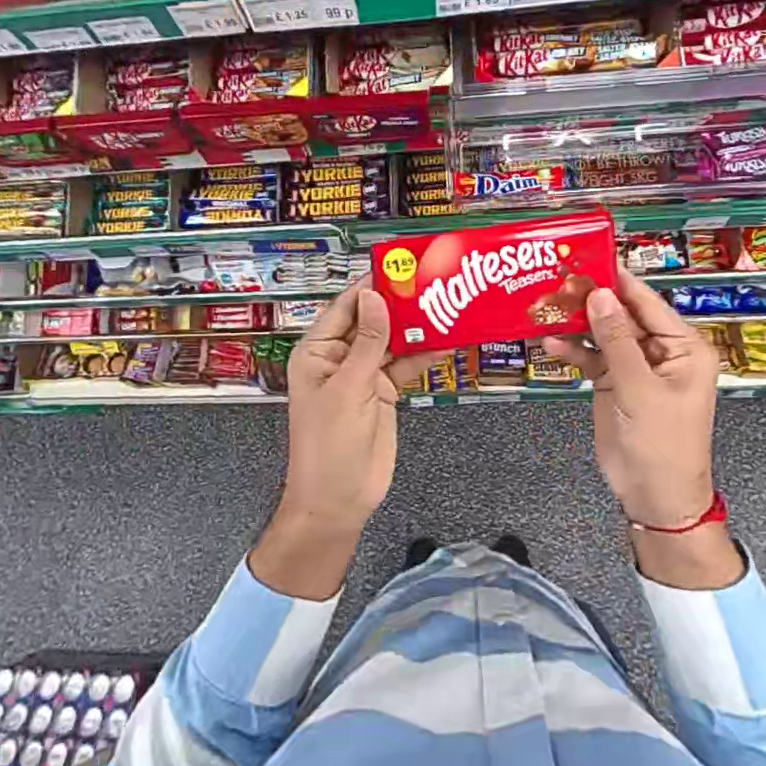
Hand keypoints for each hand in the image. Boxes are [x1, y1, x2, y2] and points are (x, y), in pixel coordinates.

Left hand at [251, 281, 443, 598]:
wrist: (339, 500)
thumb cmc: (330, 444)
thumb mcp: (349, 389)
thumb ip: (367, 342)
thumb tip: (374, 295)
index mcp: (318, 351)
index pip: (345, 307)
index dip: (371, 285)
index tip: (401, 265)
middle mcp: (339, 357)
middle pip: (371, 320)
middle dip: (399, 303)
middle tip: (434, 281)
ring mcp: (362, 374)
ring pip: (391, 341)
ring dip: (415, 327)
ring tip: (448, 304)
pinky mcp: (382, 391)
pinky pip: (404, 365)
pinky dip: (423, 354)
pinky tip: (448, 340)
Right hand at [541, 265, 720, 528]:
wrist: (654, 495)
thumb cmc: (665, 448)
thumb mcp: (640, 389)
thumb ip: (617, 341)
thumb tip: (601, 296)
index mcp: (684, 348)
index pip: (648, 303)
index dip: (619, 282)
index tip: (592, 260)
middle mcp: (660, 351)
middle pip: (622, 315)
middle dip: (592, 301)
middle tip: (560, 281)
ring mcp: (635, 366)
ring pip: (603, 333)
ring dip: (578, 323)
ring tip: (549, 307)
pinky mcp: (614, 381)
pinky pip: (592, 356)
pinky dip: (573, 349)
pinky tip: (552, 341)